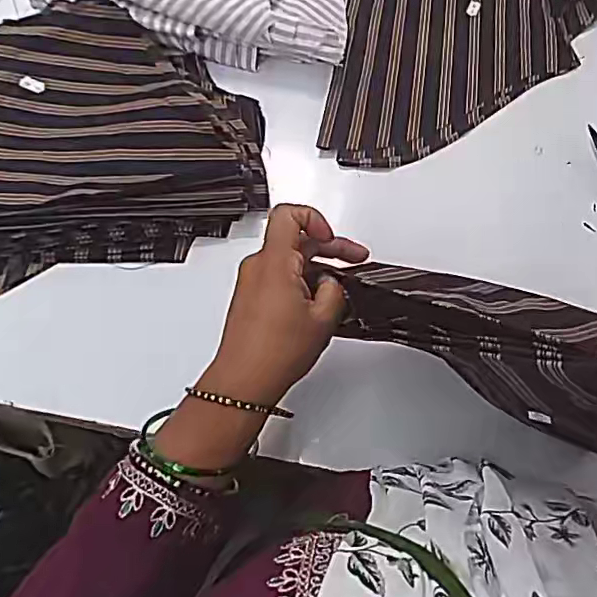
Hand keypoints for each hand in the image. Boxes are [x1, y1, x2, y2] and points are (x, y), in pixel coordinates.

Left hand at [200, 204, 368, 406]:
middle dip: (328, 246)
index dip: (316, 219)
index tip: (332, 238)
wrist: (244, 381)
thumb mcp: (323, 318)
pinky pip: (279, 275)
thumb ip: (334, 289)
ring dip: (316, 265)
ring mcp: (252, 281)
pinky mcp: (251, 296)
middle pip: (295, 238)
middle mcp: (258, 267)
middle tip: (353, 256)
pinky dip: (301, 280)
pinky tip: (319, 300)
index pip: (290, 215)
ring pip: (288, 258)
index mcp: (275, 263)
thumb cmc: (273, 354)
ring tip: (339, 286)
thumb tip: (332, 283)